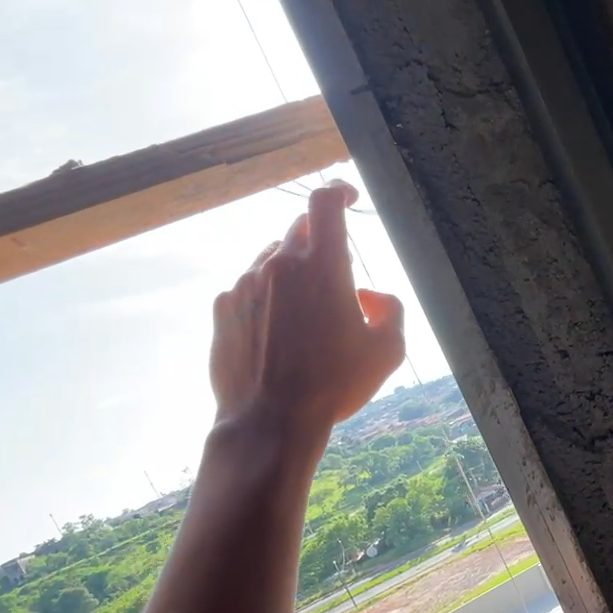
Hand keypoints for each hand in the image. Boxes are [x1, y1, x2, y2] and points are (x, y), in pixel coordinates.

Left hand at [210, 181, 405, 438]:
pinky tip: (277, 334)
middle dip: (320, 244)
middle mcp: (279, 264)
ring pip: (272, 260)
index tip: (348, 198)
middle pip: (299, 230)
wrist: (271, 420)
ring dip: (292, 274)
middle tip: (334, 279)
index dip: (338, 192)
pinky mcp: (222, 307)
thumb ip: (391, 311)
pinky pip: (248, 288)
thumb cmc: (335, 385)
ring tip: (305, 316)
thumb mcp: (388, 351)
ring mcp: (244, 283)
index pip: (324, 202)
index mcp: (322, 266)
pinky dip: (266, 298)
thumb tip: (368, 295)